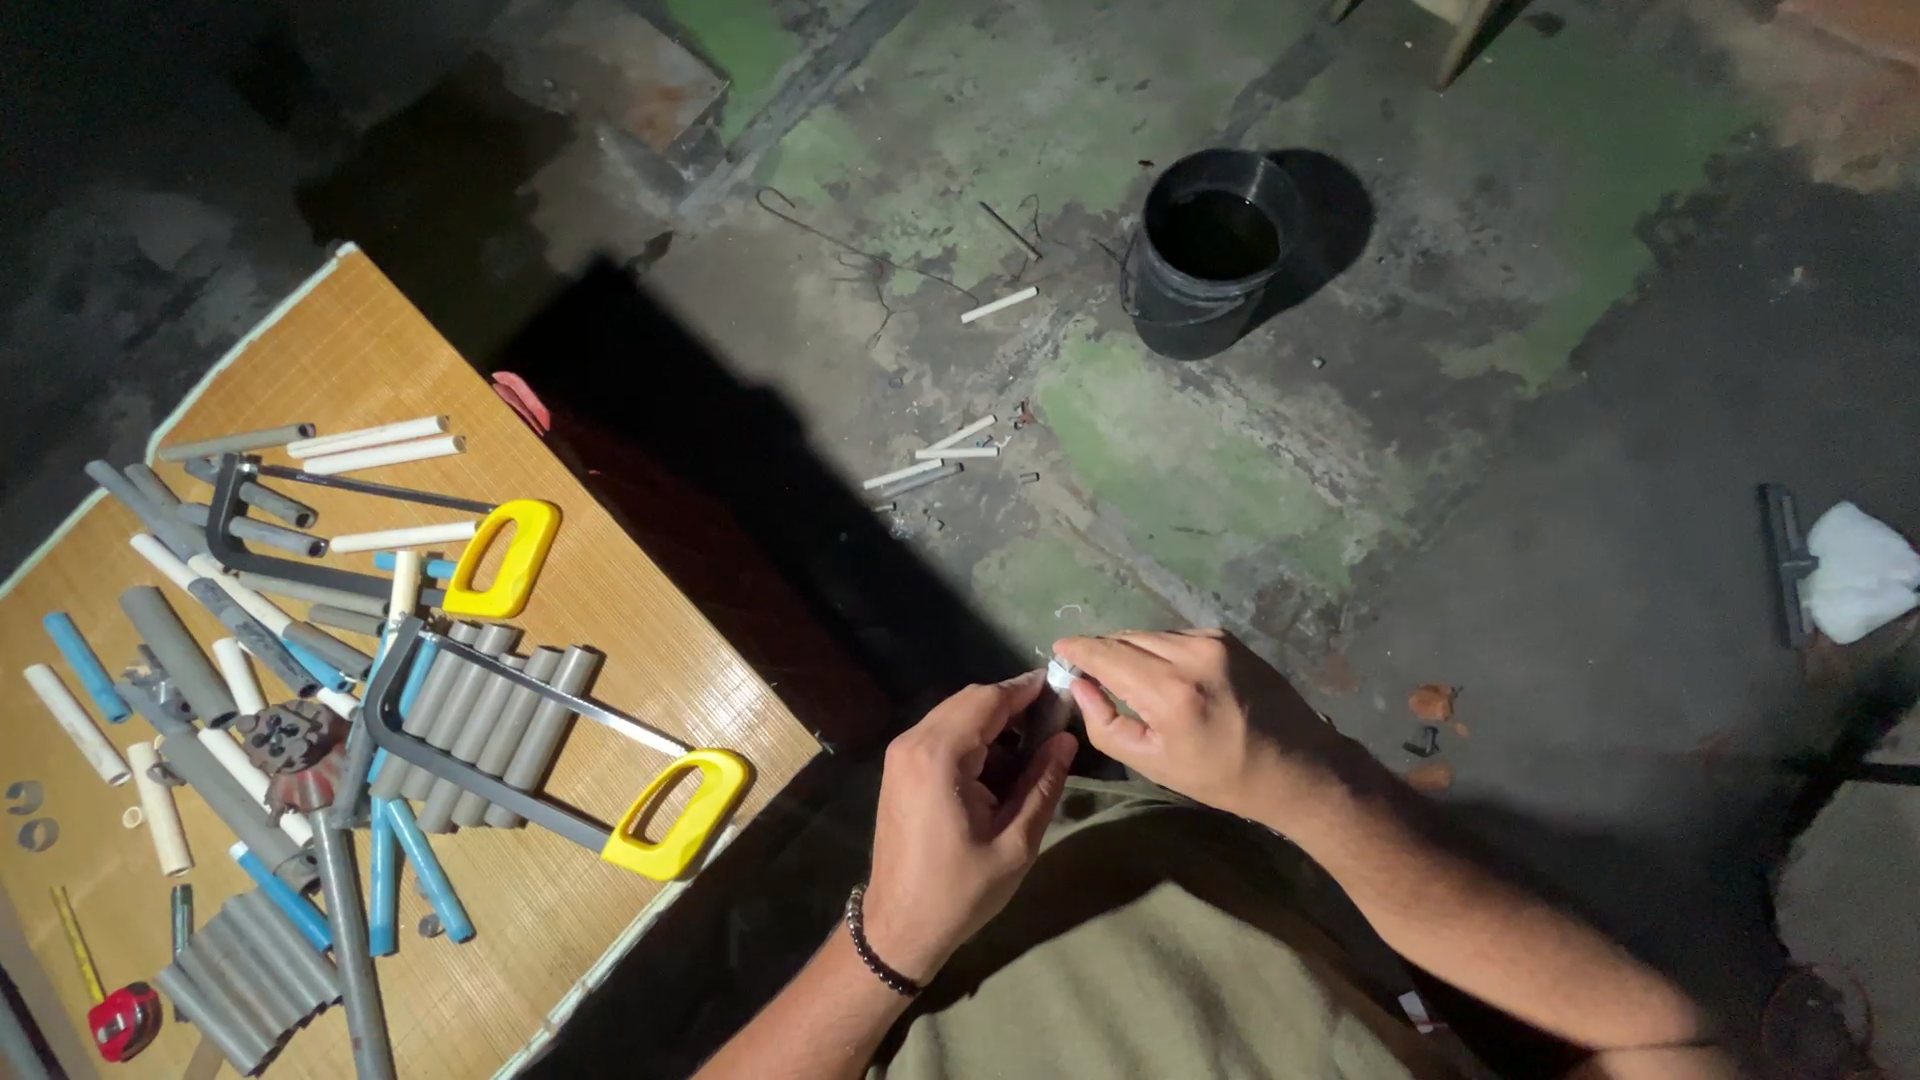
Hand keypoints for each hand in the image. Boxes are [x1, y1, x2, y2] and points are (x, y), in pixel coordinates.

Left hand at [863, 672, 1076, 981]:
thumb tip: (1066, 740)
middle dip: (1012, 704)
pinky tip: (998, 762)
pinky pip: (940, 732)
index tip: (1061, 687)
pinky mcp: (899, 766)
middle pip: (970, 700)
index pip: (988, 700)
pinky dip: (972, 735)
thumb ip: (1043, 784)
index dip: (1026, 690)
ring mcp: (901, 753)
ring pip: (954, 713)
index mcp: (939, 756)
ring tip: (1032, 744)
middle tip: (1053, 720)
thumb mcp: (1016, 843)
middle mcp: (913, 742)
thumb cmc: (960, 891)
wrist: (898, 926)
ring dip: (992, 720)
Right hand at [1053, 629, 1350, 824]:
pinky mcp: (1226, 637)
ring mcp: (1211, 640)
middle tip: (1086, 669)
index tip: (1059, 649)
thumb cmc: (1221, 776)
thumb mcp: (1154, 763)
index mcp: (1169, 691)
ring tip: (1125, 675)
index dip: (1078, 649)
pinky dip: (1158, 649)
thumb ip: (1106, 724)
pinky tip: (1162, 673)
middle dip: (1101, 651)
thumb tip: (1079, 686)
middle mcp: (1189, 654)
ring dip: (1130, 650)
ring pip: (1149, 635)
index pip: (1106, 654)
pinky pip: (1174, 636)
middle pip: (1125, 639)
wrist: (1298, 766)